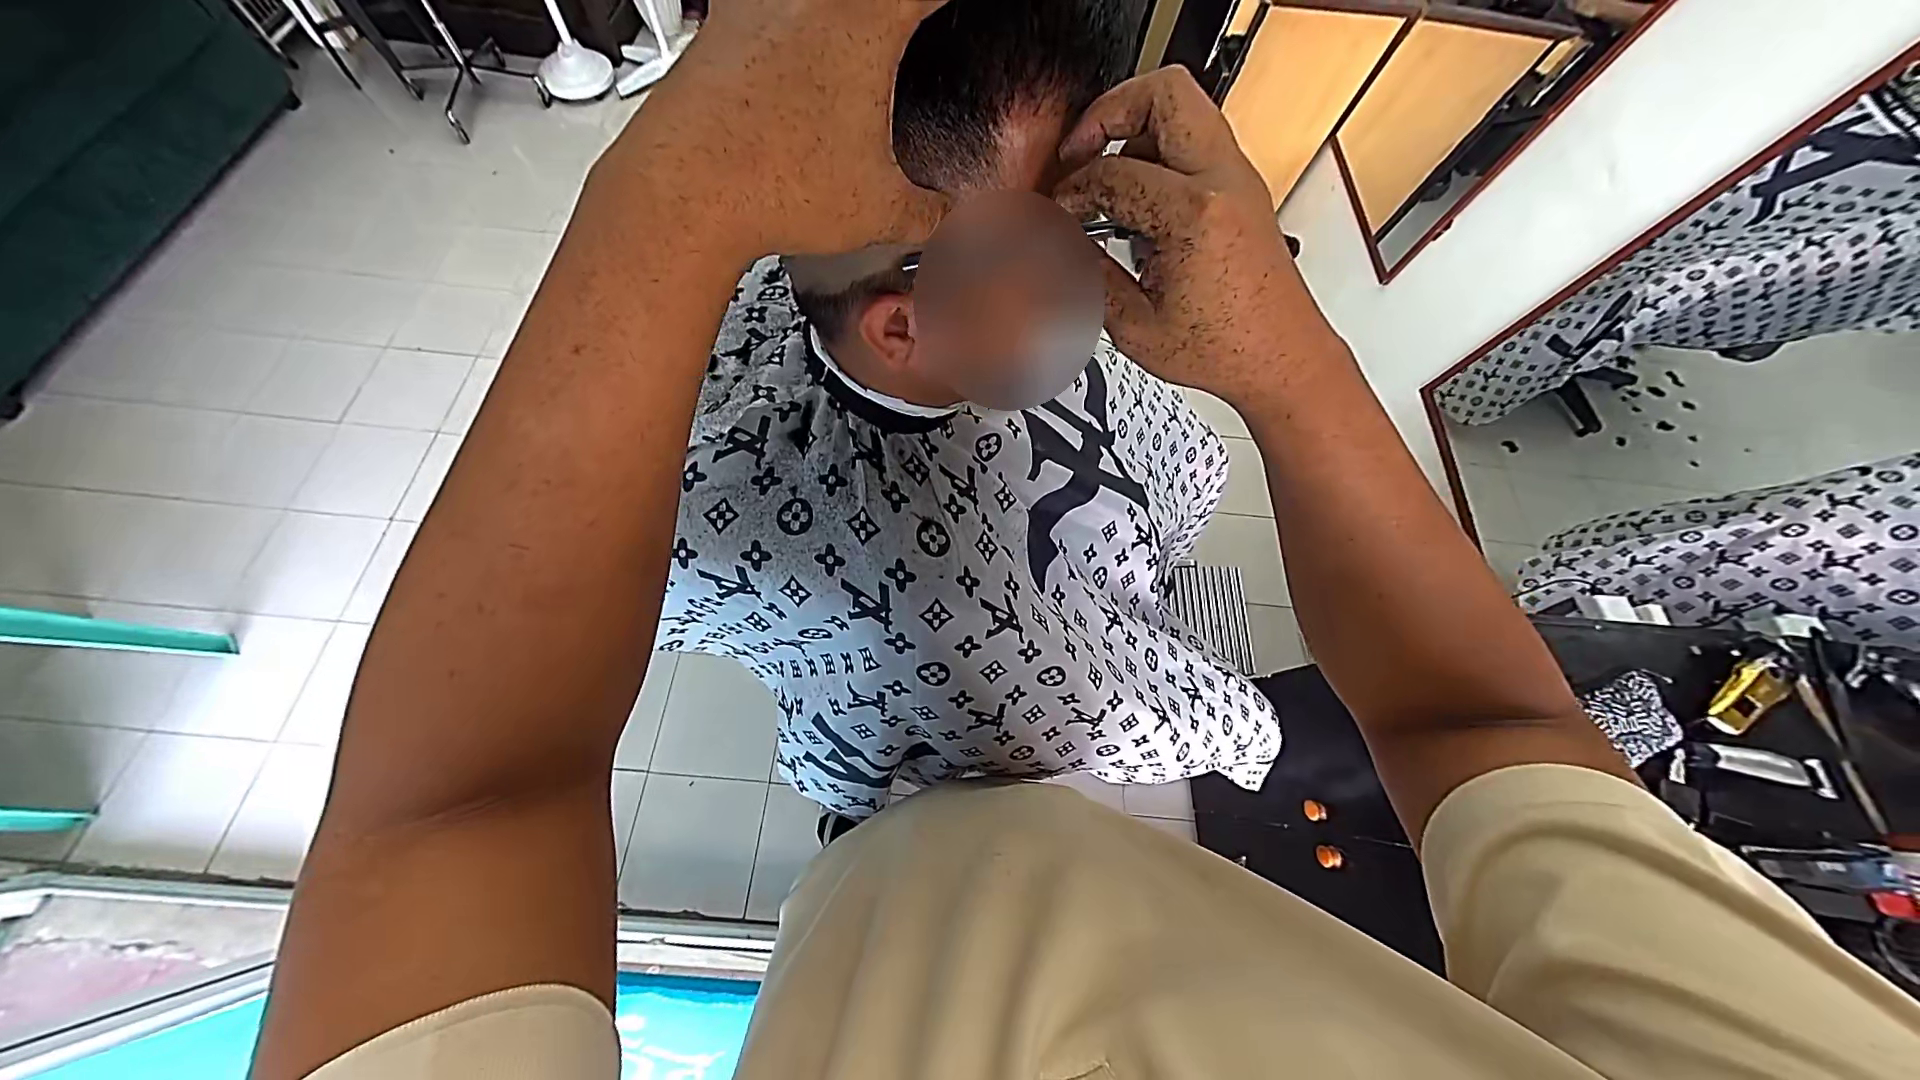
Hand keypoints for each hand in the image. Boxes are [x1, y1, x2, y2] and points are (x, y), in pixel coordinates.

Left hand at [607, 0, 949, 259]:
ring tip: (850, 69)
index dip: (945, 13)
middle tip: (906, 31)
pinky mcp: (722, 23)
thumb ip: (926, 210)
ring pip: (816, 5)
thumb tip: (938, 209)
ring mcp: (758, 2)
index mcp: (864, 24)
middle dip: (895, 18)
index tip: (948, 23)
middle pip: (869, 1)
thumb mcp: (878, 213)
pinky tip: (798, 72)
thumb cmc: (773, 185)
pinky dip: (795, 29)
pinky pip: (772, 11)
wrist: (689, 189)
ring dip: (841, 24)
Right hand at [1052, 67, 1345, 409]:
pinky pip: (1196, 145)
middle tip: (1078, 151)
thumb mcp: (1136, 327)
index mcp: (1194, 215)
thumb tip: (1064, 249)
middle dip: (1107, 114)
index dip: (1073, 190)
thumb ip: (1092, 279)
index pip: (1113, 173)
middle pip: (1163, 93)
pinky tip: (1137, 205)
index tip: (1058, 210)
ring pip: (1184, 110)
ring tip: (1105, 177)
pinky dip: (1159, 157)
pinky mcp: (1242, 192)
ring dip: (1135, 133)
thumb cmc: (1226, 348)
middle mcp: (1223, 183)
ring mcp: (1239, 182)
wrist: (1279, 358)